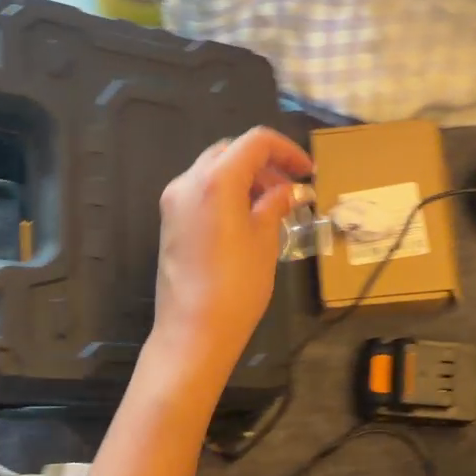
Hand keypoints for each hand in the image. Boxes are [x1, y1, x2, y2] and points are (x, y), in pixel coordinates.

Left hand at [153, 127, 312, 372]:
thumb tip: (286, 191)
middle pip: (229, 153)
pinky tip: (244, 220)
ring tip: (270, 208)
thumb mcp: (264, 242)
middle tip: (288, 190)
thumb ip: (274, 206)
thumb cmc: (236, 287)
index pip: (255, 142)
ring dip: (243, 180)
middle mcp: (188, 182)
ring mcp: (173, 204)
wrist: (193, 332)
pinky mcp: (169, 225)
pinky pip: (199, 195)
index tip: (306, 172)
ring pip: (212, 172)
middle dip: (263, 164)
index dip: (286, 151)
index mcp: (215, 180)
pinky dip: (224, 196)